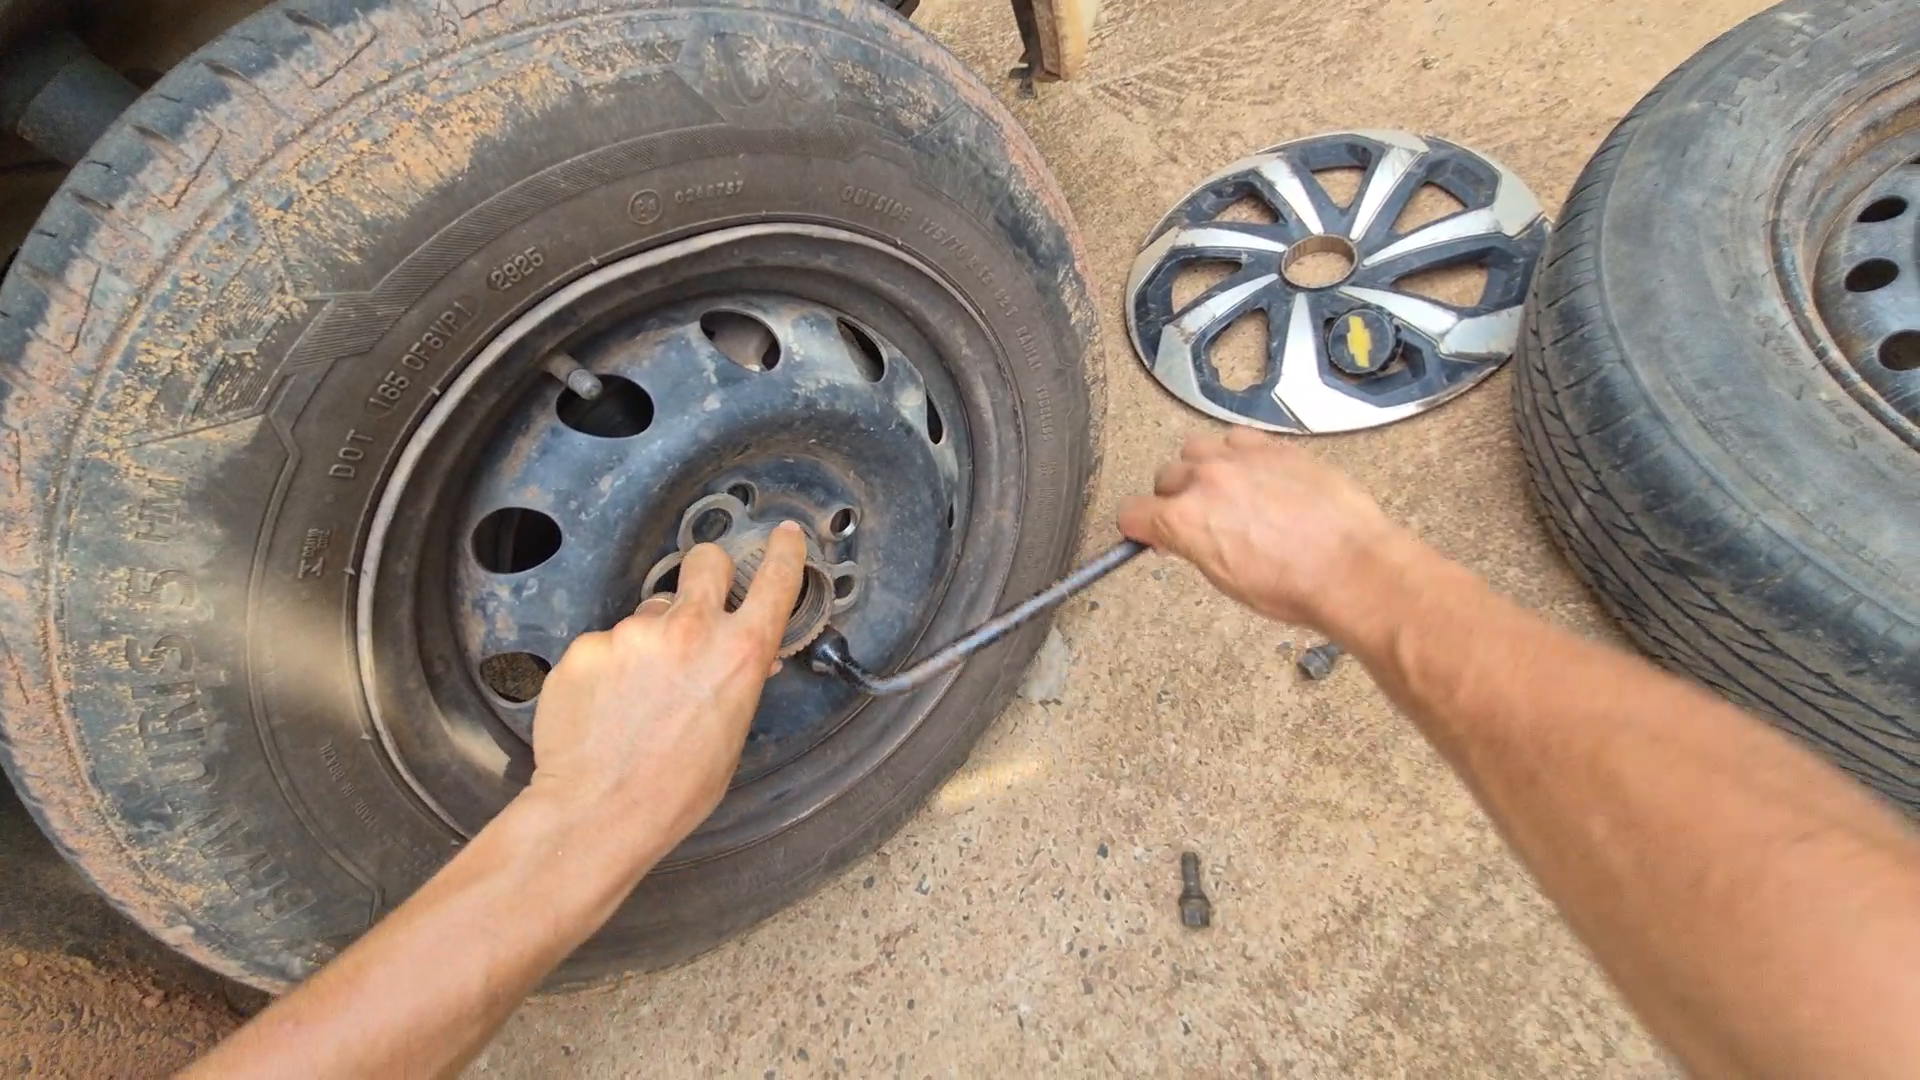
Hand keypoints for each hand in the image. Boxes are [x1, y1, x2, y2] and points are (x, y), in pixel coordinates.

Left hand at [523, 522, 806, 869]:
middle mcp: (691, 628)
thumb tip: (747, 658)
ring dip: (651, 636)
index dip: (784, 551)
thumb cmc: (679, 786)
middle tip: (697, 602)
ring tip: (638, 690)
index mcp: (740, 652)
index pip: (775, 580)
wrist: (600, 812)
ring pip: (650, 610)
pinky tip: (606, 704)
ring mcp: (634, 633)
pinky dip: (609, 665)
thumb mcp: (733, 731)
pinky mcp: (587, 646)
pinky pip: (606, 642)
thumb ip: (739, 680)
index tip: (784, 535)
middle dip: (707, 572)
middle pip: (705, 560)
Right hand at [1117, 430, 1406, 628]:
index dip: (1139, 526)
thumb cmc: (1293, 585)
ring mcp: (1239, 458)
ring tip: (1225, 491)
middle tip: (1197, 519)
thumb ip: (1191, 545)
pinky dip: (1236, 454)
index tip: (1150, 532)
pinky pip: (1236, 438)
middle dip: (1173, 498)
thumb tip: (1181, 536)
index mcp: (1182, 519)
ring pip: (1195, 449)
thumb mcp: (1224, 578)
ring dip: (1201, 468)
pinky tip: (1255, 476)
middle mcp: (1203, 480)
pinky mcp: (1273, 447)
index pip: (1132, 512)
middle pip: (1164, 477)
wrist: (1351, 568)